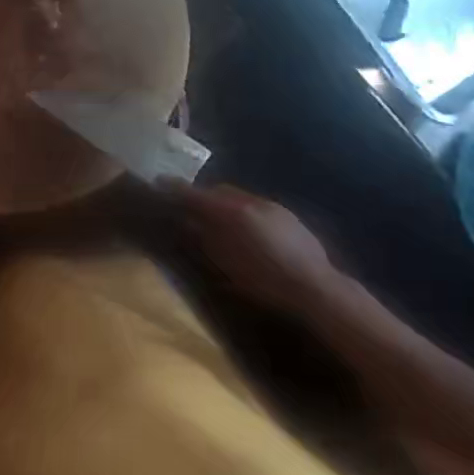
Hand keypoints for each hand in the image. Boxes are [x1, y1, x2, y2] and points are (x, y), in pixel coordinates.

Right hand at [167, 183, 354, 316]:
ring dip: (226, 206)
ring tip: (218, 224)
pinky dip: (246, 214)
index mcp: (232, 211)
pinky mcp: (290, 219)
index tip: (160, 185)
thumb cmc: (263, 282)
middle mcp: (252, 201)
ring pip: (241, 198)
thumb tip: (186, 221)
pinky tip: (248, 234)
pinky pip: (258, 208)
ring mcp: (274, 208)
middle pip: (220, 191)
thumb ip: (204, 238)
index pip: (197, 194)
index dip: (176, 189)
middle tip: (189, 210)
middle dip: (203, 196)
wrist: (313, 289)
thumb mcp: (224, 264)